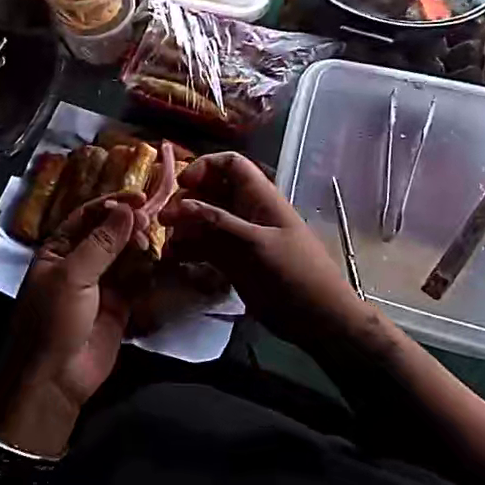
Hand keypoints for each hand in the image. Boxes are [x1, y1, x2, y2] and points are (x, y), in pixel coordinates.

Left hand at [0, 196, 142, 456]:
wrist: (55, 379)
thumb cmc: (53, 320)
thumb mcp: (72, 276)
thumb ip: (102, 242)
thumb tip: (127, 210)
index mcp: (58, 250)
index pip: (87, 215)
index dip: (112, 204)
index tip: (139, 197)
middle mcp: (79, 262)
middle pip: (109, 233)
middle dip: (128, 225)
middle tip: (149, 222)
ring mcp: (101, 284)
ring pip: (126, 255)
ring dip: (139, 246)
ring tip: (152, 242)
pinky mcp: (120, 305)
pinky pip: (137, 280)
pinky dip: (147, 270)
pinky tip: (158, 262)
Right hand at [161, 153, 393, 359]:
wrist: (318, 319)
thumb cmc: (294, 274)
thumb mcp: (256, 245)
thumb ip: (217, 223)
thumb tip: (179, 205)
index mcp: (260, 197)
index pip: (230, 164)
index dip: (204, 167)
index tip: (182, 186)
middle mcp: (246, 212)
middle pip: (210, 191)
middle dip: (185, 202)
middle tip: (165, 222)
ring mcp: (238, 237)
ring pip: (203, 220)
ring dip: (182, 228)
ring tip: (166, 245)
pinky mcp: (232, 261)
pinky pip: (204, 246)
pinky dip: (188, 249)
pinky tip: (173, 260)